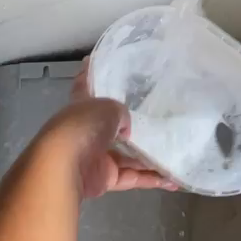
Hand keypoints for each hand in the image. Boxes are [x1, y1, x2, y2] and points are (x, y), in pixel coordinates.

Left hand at [31, 65, 175, 198]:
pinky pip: (131, 177)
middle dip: (132, 125)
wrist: (65, 166)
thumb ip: (122, 113)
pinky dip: (150, 179)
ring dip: (149, 158)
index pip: (85, 85)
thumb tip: (126, 129)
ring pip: (127, 155)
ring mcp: (96, 155)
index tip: (94, 60)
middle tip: (158, 117)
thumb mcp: (109, 106)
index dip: (89, 73)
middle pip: (112, 125)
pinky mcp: (104, 178)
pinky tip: (171, 179)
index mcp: (82, 106)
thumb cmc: (84, 126)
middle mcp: (87, 130)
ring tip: (175, 153)